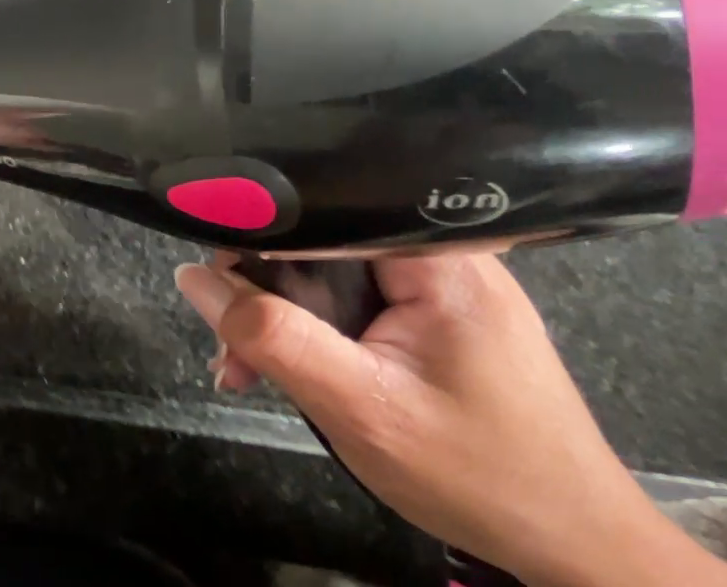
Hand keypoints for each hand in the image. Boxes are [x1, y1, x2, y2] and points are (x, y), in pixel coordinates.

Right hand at [175, 254, 725, 586]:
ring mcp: (443, 289)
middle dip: (259, 295)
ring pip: (327, 277)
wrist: (573, 546)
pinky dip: (311, 334)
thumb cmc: (474, 473)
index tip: (210, 285)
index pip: (319, 217)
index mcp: (438, 261)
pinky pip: (352, 304)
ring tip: (246, 370)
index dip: (253, 241)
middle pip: (316, 246)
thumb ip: (270, 335)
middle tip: (228, 349)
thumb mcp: (357, 406)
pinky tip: (283, 368)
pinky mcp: (438, 318)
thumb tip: (191, 278)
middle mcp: (443, 259)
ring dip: (278, 320)